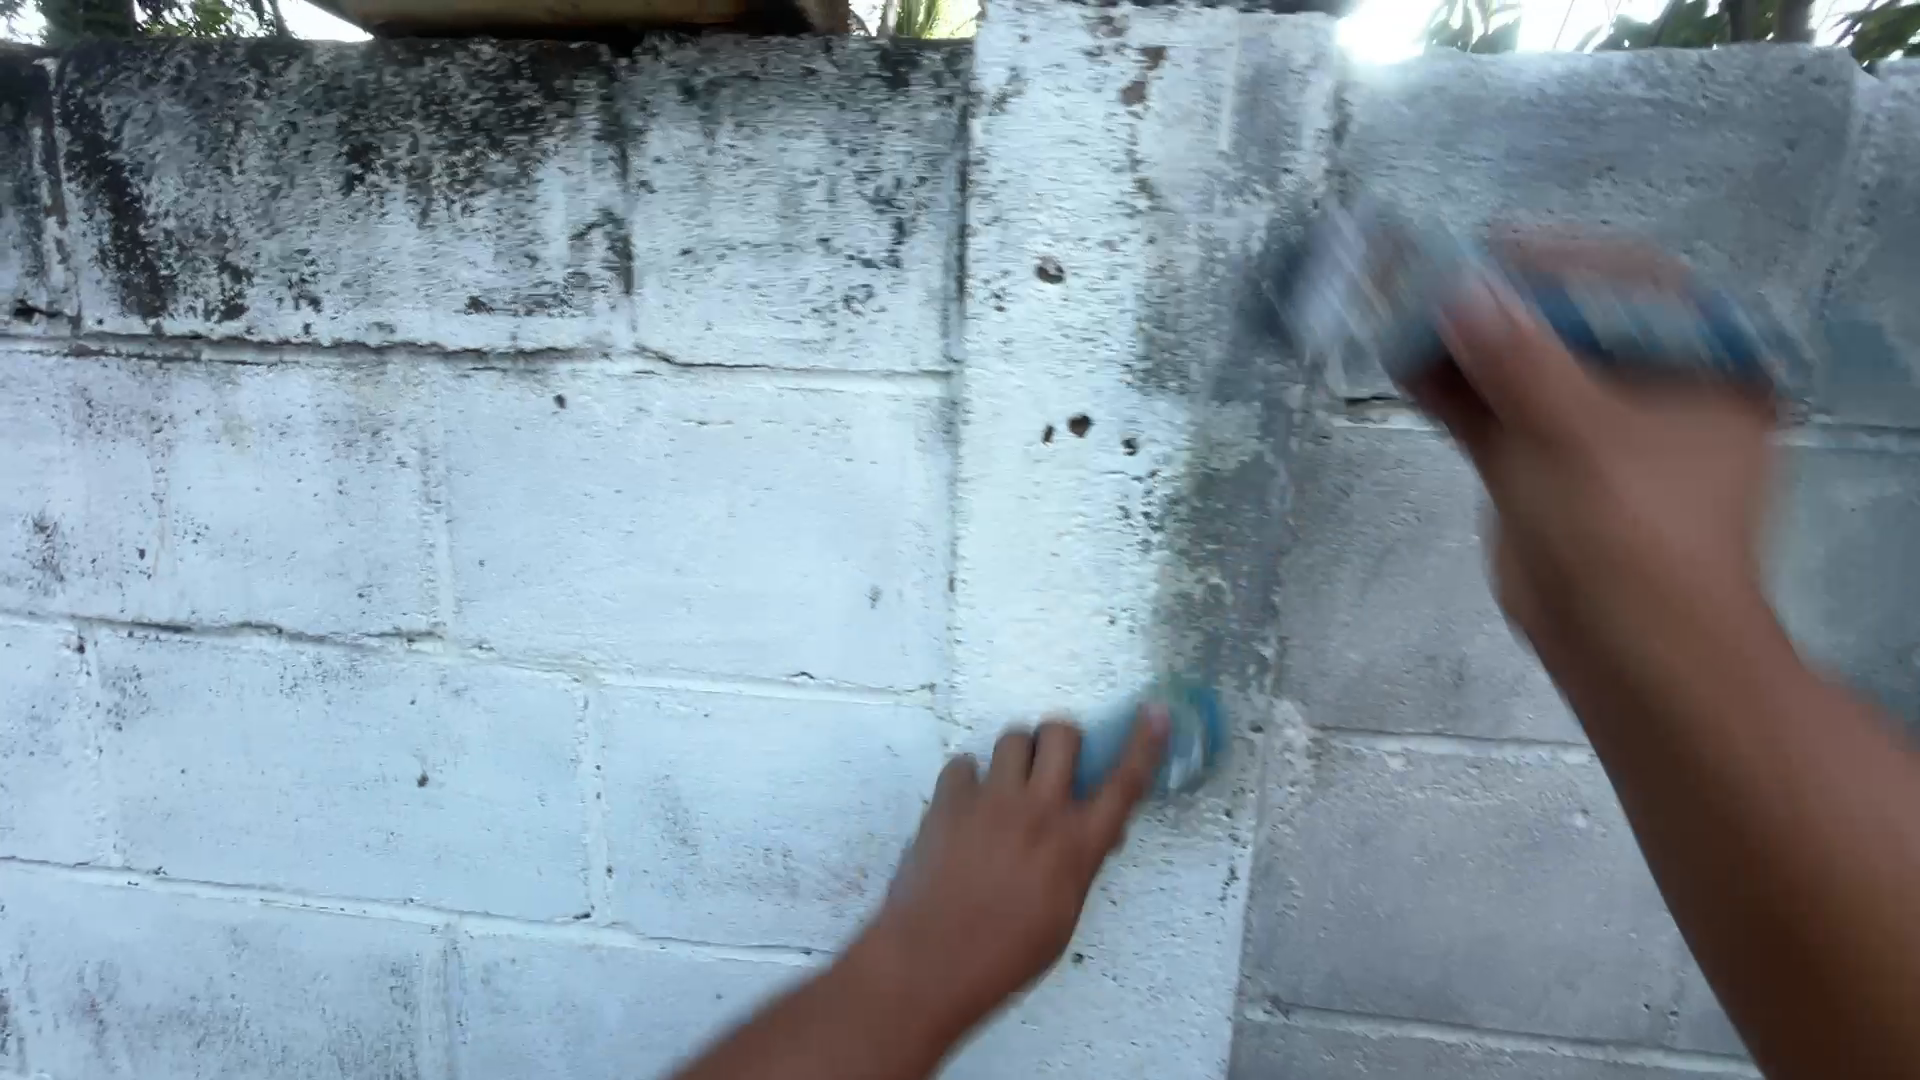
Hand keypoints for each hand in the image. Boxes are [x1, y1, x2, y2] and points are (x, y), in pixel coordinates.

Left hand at [844, 710, 1168, 1038]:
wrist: (931, 961)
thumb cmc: (1007, 953)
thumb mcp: (1063, 915)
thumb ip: (1079, 863)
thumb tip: (1098, 832)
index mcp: (1077, 845)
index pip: (1124, 784)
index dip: (1145, 744)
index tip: (1155, 712)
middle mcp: (1040, 810)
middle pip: (1062, 733)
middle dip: (1061, 740)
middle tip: (1050, 765)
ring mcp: (992, 799)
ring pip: (1013, 737)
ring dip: (1016, 757)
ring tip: (1005, 787)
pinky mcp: (949, 798)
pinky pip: (963, 763)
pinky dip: (967, 779)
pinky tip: (964, 808)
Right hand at [1405, 234, 1778, 667]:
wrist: (1619, 639)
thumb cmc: (1630, 531)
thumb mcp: (1578, 435)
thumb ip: (1518, 360)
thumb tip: (1458, 290)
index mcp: (1696, 365)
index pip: (1626, 287)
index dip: (1553, 263)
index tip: (1484, 249)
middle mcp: (1641, 385)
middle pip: (1558, 324)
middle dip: (1490, 303)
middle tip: (1424, 279)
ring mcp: (1580, 425)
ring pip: (1512, 368)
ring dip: (1457, 345)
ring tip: (1397, 314)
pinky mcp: (1531, 461)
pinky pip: (1486, 411)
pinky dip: (1446, 389)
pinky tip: (1403, 364)